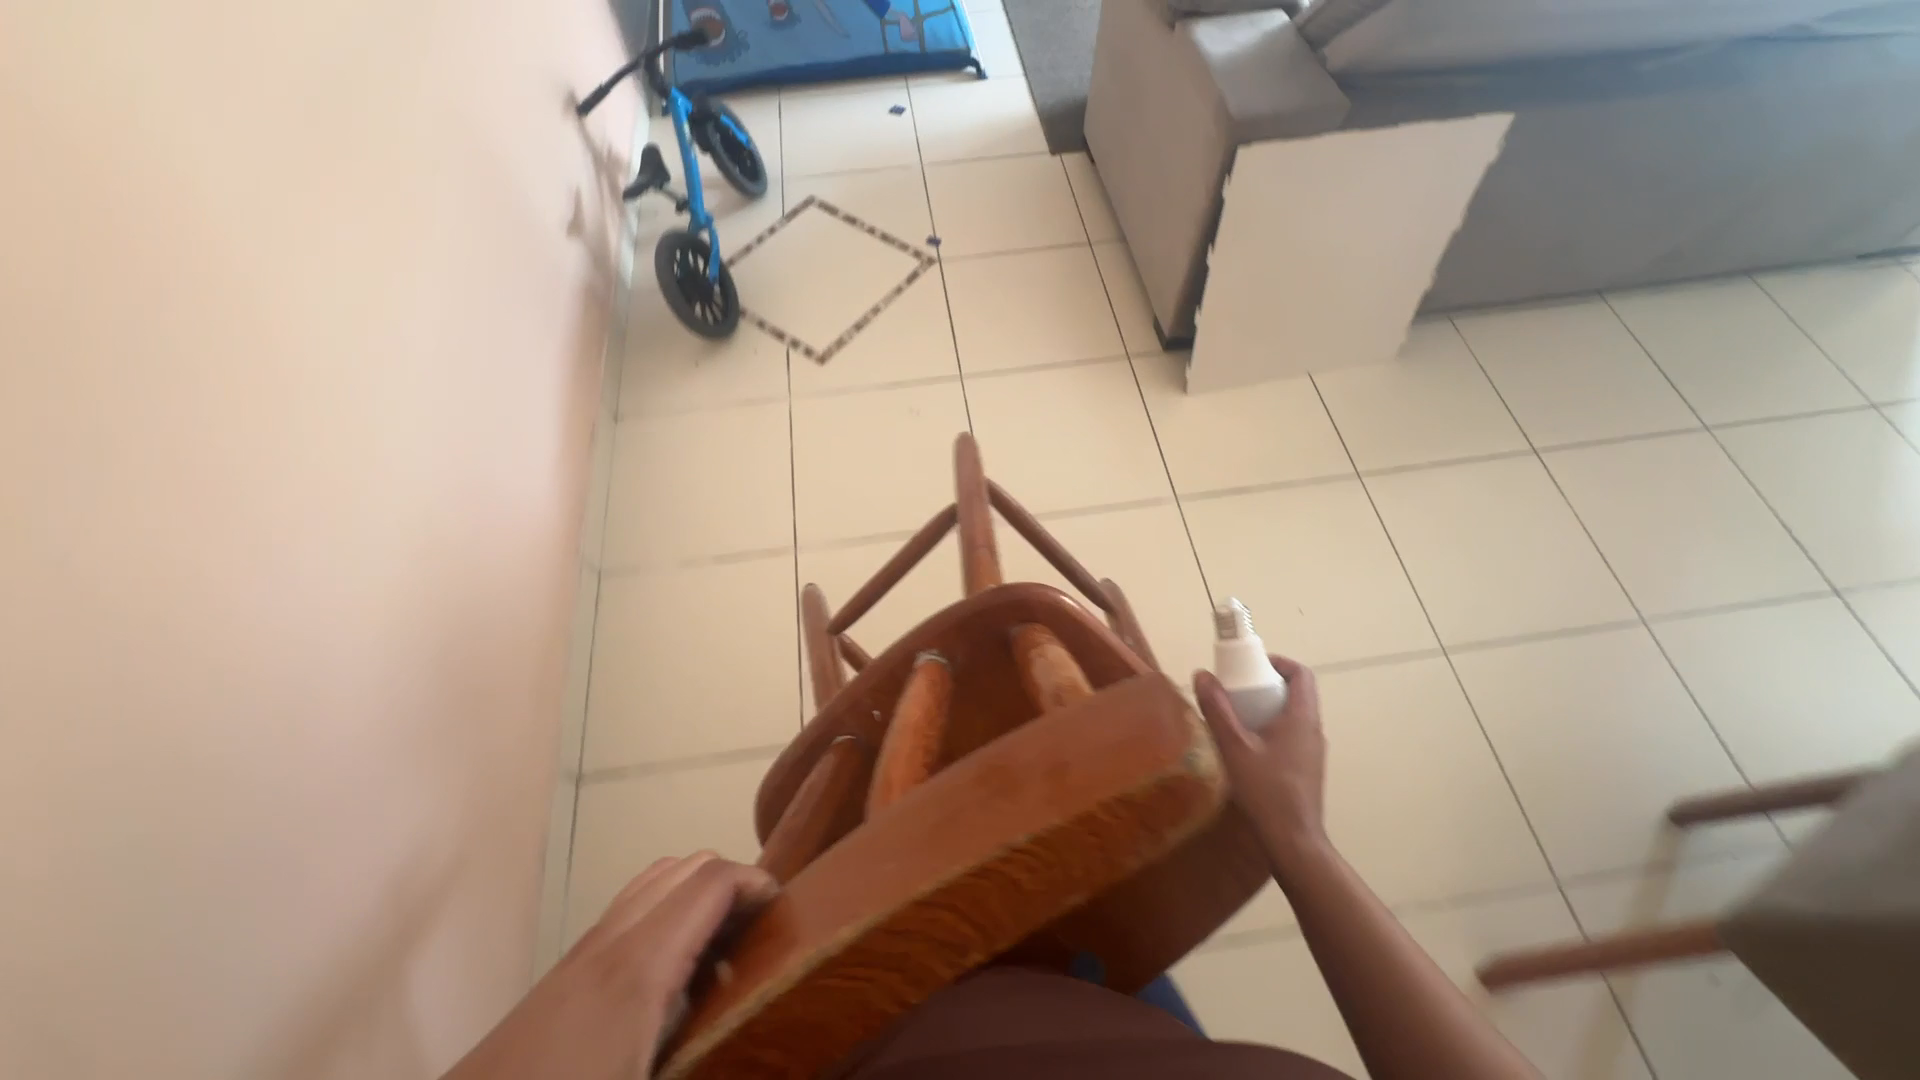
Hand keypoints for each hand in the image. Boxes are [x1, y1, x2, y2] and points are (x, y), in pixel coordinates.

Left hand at [440, 853, 777, 1079]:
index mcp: (641, 969)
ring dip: (697, 892)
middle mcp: (612, 942)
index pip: (711, 882)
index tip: (784, 913)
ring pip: (653, 880)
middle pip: (685, 867)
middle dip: (733, 883)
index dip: (756, 884)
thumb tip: (776, 1060)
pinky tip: (670, 972)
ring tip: (722, 946)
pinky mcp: (565, 971)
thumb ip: (715, 1058)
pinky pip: (629, 908)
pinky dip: (666, 910)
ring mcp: (583, 951)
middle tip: (760, 932)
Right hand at [1194, 655, 1328, 863]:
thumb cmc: (1265, 791)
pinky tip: (1246, 747)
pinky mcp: (1307, 768)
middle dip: (1264, 684)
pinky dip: (1270, 729)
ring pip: (1292, 716)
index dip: (1277, 662)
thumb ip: (1218, 710)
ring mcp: (1313, 751)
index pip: (1301, 674)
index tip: (1249, 664)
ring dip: (1266, 708)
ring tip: (1235, 716)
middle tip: (1234, 689)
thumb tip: (1202, 675)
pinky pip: (1291, 735)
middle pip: (1295, 693)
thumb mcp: (1234, 747)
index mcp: (1302, 718)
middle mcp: (1313, 730)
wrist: (1293, 840)